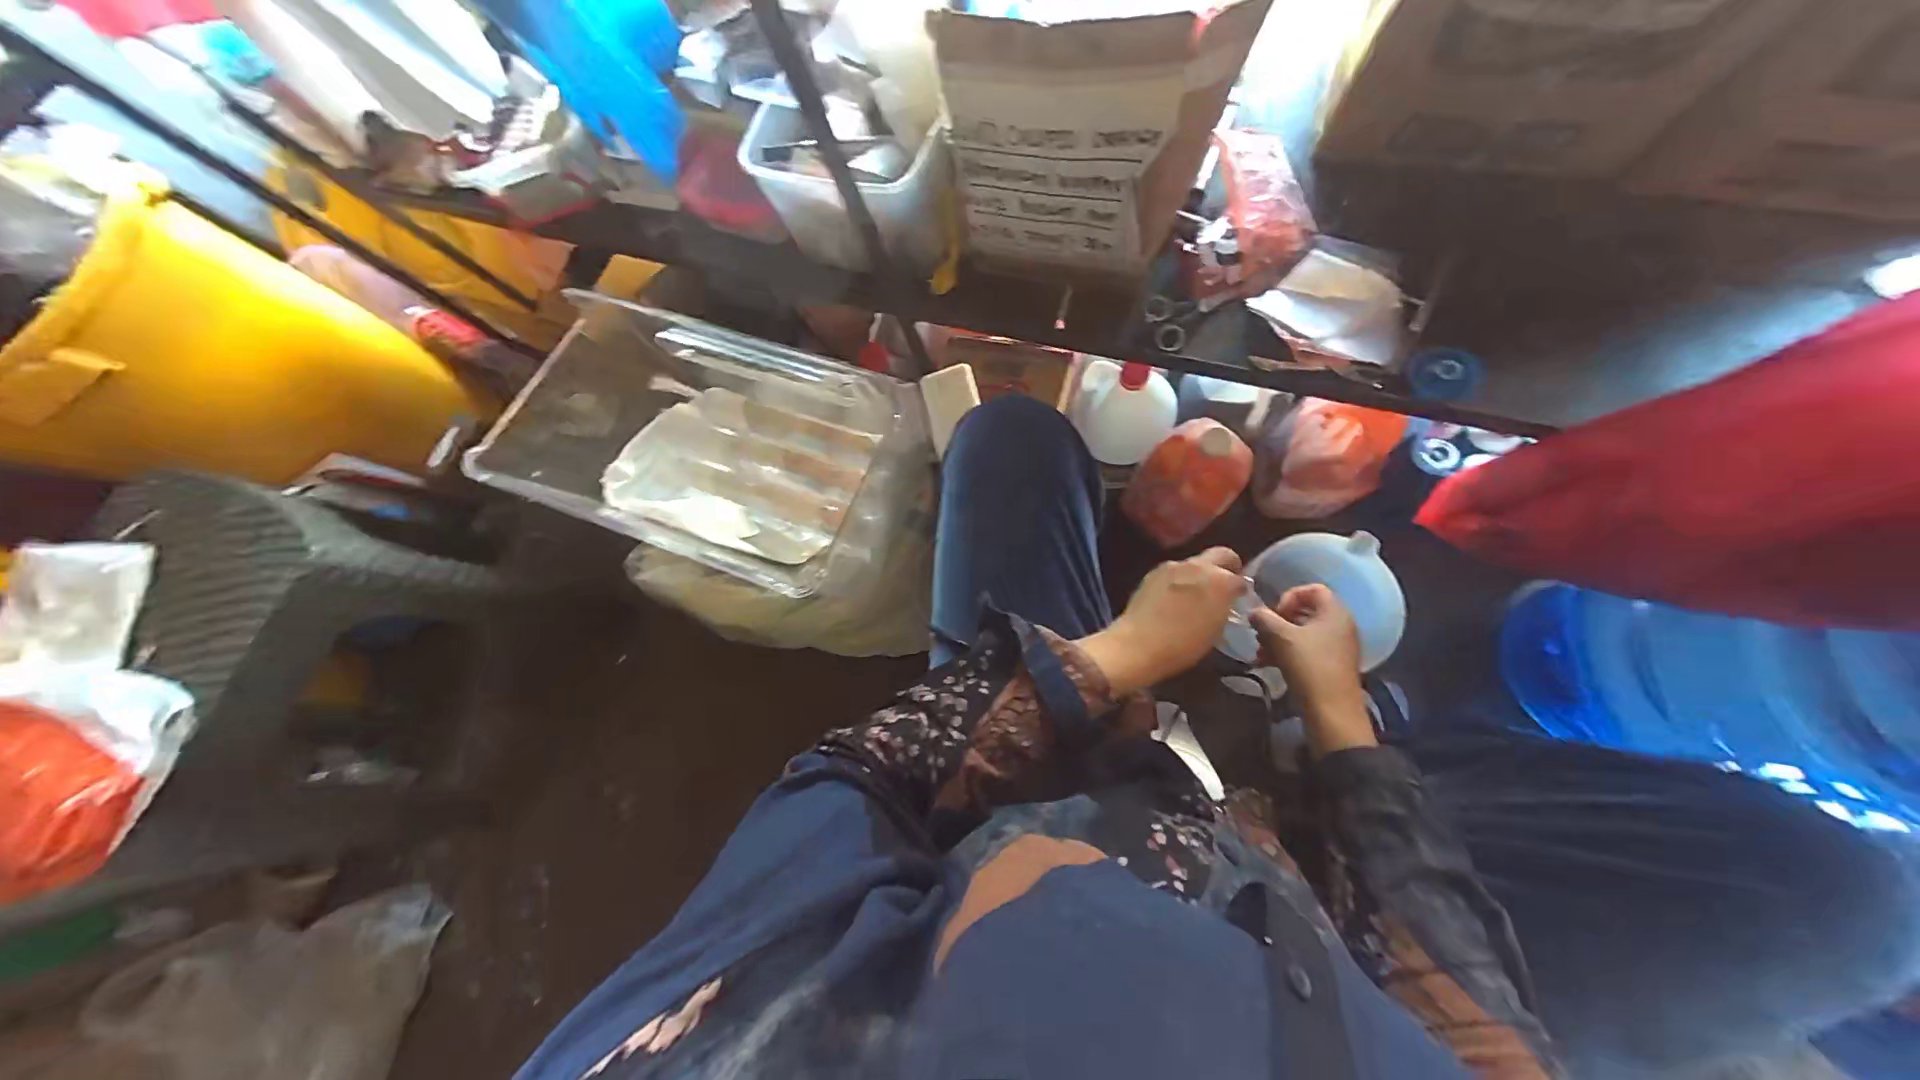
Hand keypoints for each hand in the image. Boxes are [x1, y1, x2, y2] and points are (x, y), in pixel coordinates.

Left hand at [1077, 547, 1244, 694]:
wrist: (1137, 644)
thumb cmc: (1182, 646)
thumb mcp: (1215, 631)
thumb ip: (1223, 608)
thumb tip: (1225, 601)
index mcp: (1221, 582)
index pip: (1240, 579)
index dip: (1240, 590)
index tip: (1237, 600)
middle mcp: (1199, 566)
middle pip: (1221, 555)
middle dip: (1226, 567)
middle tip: (1222, 586)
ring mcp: (1173, 566)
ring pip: (1195, 562)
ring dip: (1200, 573)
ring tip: (1194, 594)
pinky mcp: (1153, 572)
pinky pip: (1174, 570)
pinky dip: (1180, 579)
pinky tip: (1173, 597)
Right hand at [1250, 585, 1374, 757]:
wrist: (1332, 712)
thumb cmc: (1309, 667)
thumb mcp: (1280, 637)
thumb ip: (1264, 618)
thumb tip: (1254, 612)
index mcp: (1335, 612)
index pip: (1312, 589)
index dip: (1288, 596)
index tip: (1273, 614)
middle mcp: (1340, 625)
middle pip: (1305, 610)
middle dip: (1278, 620)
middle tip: (1262, 633)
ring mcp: (1337, 646)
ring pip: (1302, 631)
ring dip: (1277, 638)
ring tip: (1261, 652)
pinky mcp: (1330, 664)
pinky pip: (1306, 649)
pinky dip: (1286, 651)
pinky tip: (1268, 664)